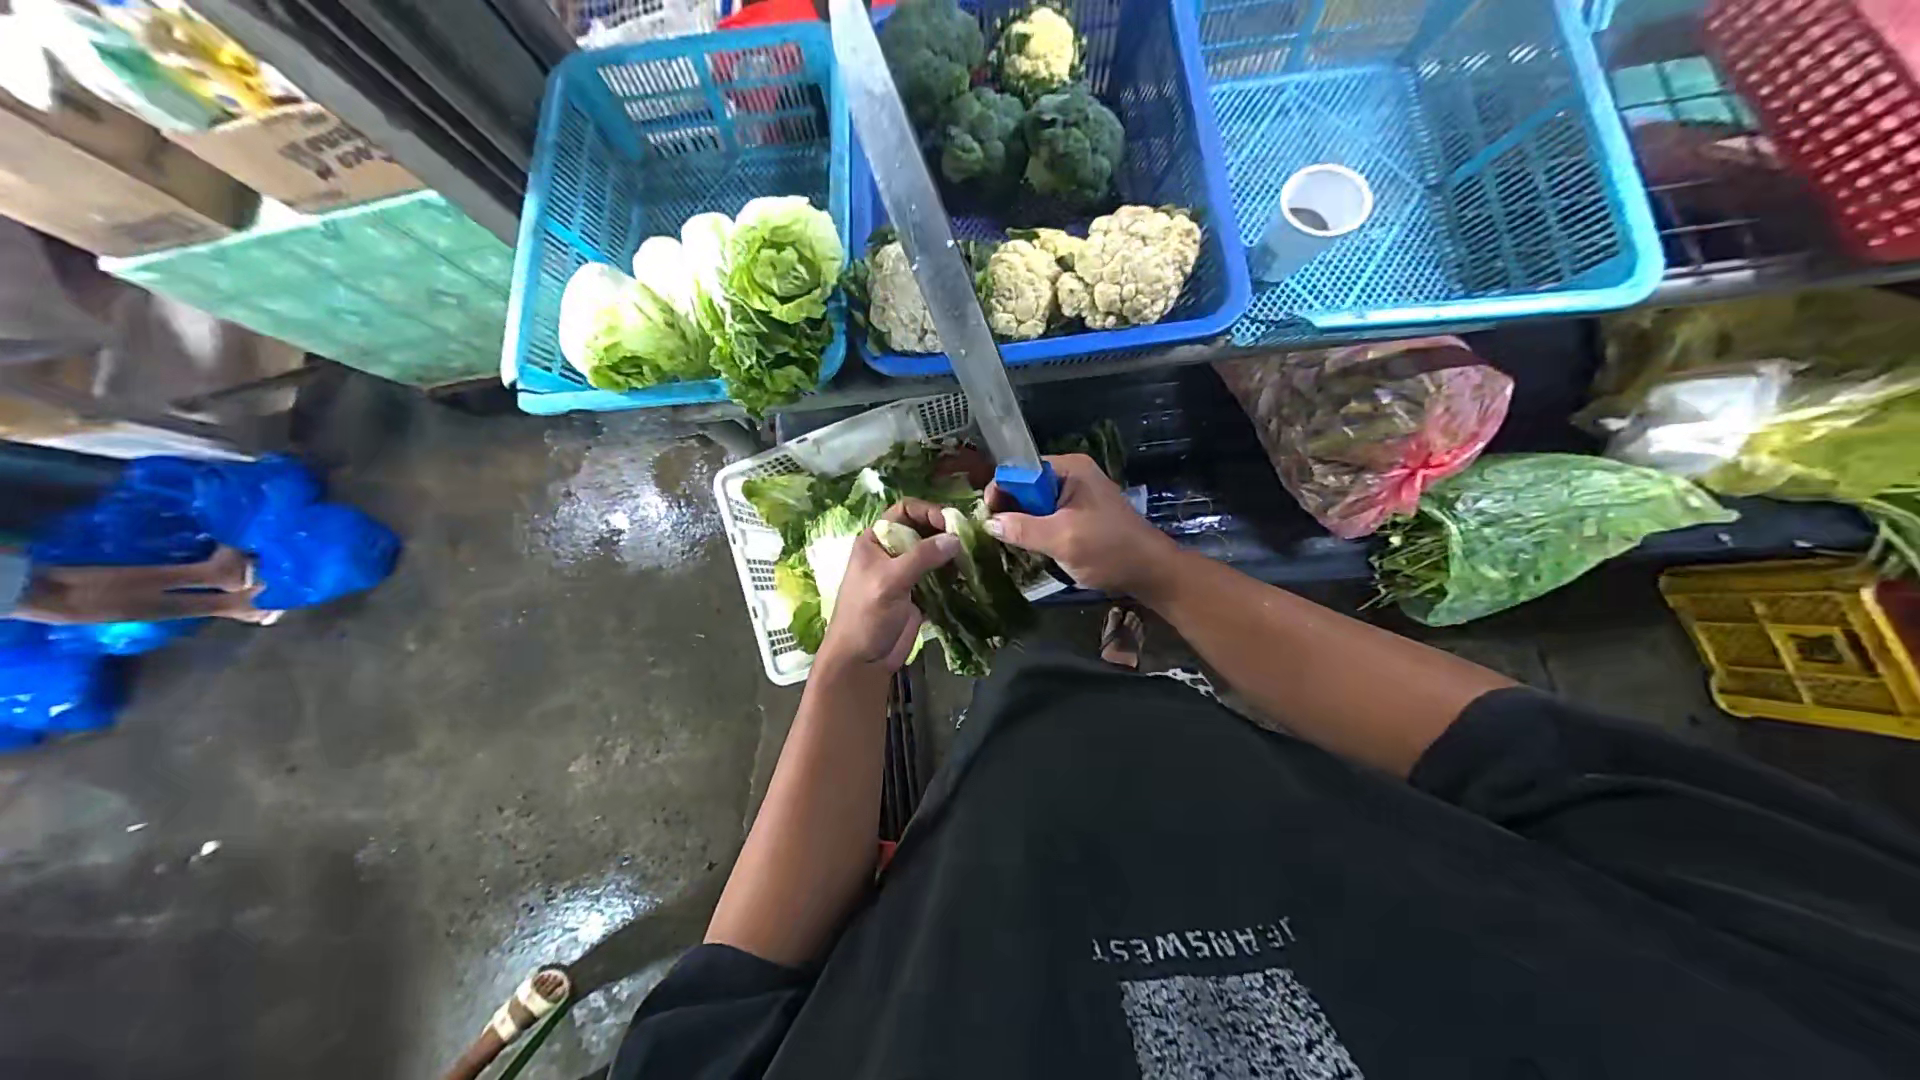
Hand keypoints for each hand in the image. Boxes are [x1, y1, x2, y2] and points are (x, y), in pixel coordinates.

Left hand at [814, 500, 960, 674]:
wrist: (862, 660)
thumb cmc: (866, 616)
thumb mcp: (890, 580)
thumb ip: (922, 557)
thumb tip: (955, 538)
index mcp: (876, 541)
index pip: (904, 511)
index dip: (928, 511)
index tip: (951, 522)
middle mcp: (891, 552)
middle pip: (923, 530)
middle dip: (945, 533)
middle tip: (970, 539)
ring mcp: (906, 573)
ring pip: (934, 553)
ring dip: (953, 554)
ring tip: (974, 556)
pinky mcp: (920, 594)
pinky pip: (940, 577)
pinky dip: (954, 575)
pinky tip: (969, 574)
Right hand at [986, 454, 1177, 595]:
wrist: (1151, 572)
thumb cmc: (1109, 550)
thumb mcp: (1061, 539)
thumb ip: (1022, 528)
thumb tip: (988, 523)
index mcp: (1069, 469)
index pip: (1019, 470)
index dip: (1001, 493)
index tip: (990, 520)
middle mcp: (1072, 475)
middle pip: (1025, 487)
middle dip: (1011, 511)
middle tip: (1004, 538)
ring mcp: (1078, 495)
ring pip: (1035, 505)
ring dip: (1025, 525)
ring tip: (1019, 547)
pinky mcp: (1081, 514)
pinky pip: (1048, 517)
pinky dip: (1039, 532)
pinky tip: (1038, 550)